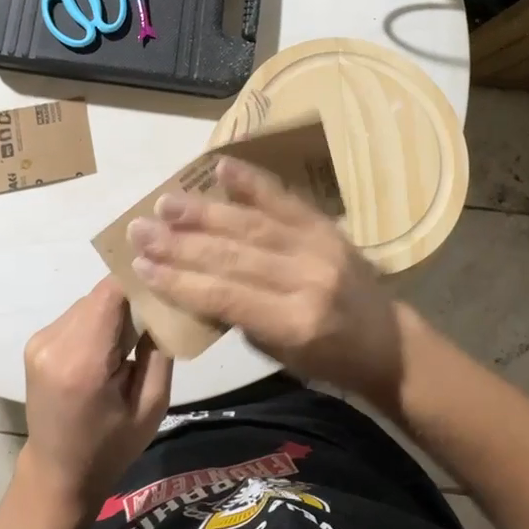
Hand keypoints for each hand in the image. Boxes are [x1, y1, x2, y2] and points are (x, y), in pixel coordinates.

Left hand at [18, 278, 173, 516]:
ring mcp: (39, 341)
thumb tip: (162, 304)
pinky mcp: (35, 342)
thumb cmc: (111, 446)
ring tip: (126, 347)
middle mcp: (54, 342)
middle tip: (149, 329)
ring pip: (88, 303)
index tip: (161, 296)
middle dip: (128, 304)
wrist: (58, 473)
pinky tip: (103, 353)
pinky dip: (95, 325)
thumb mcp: (151, 406)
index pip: (111, 292)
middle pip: (100, 296)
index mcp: (82, 362)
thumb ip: (159, 350)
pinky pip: (75, 316)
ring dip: (111, 314)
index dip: (138, 286)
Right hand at [128, 158, 407, 405]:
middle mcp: (306, 281)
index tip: (140, 265)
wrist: (388, 343)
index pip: (224, 296)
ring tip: (165, 203)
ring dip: (203, 212)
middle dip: (179, 243)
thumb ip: (236, 315)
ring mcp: (319, 248)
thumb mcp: (277, 354)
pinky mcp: (326, 226)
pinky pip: (284, 199)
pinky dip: (251, 182)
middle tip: (140, 229)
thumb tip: (189, 278)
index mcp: (294, 324)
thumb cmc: (325, 360)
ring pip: (250, 224)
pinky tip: (222, 168)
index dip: (178, 280)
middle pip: (231, 255)